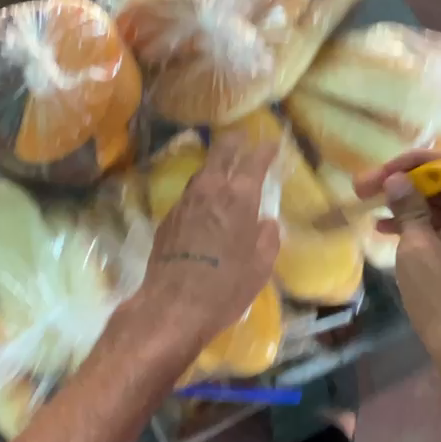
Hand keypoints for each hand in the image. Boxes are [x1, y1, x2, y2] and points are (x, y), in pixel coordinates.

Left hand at [129, 132, 280, 356]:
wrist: (174, 304)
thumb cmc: (226, 286)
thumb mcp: (260, 266)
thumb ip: (267, 238)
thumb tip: (266, 223)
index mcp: (239, 197)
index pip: (254, 161)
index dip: (264, 149)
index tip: (272, 143)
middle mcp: (210, 190)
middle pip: (221, 152)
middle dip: (234, 142)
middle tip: (243, 137)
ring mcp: (184, 202)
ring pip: (202, 173)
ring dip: (215, 166)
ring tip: (224, 168)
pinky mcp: (168, 218)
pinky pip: (189, 196)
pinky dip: (200, 192)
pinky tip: (204, 203)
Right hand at [356, 149, 440, 364]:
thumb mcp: (417, 249)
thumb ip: (408, 208)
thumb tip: (397, 180)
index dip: (410, 164)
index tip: (379, 175)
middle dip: (405, 182)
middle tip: (364, 189)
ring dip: (409, 203)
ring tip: (371, 208)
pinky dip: (422, 224)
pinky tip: (389, 231)